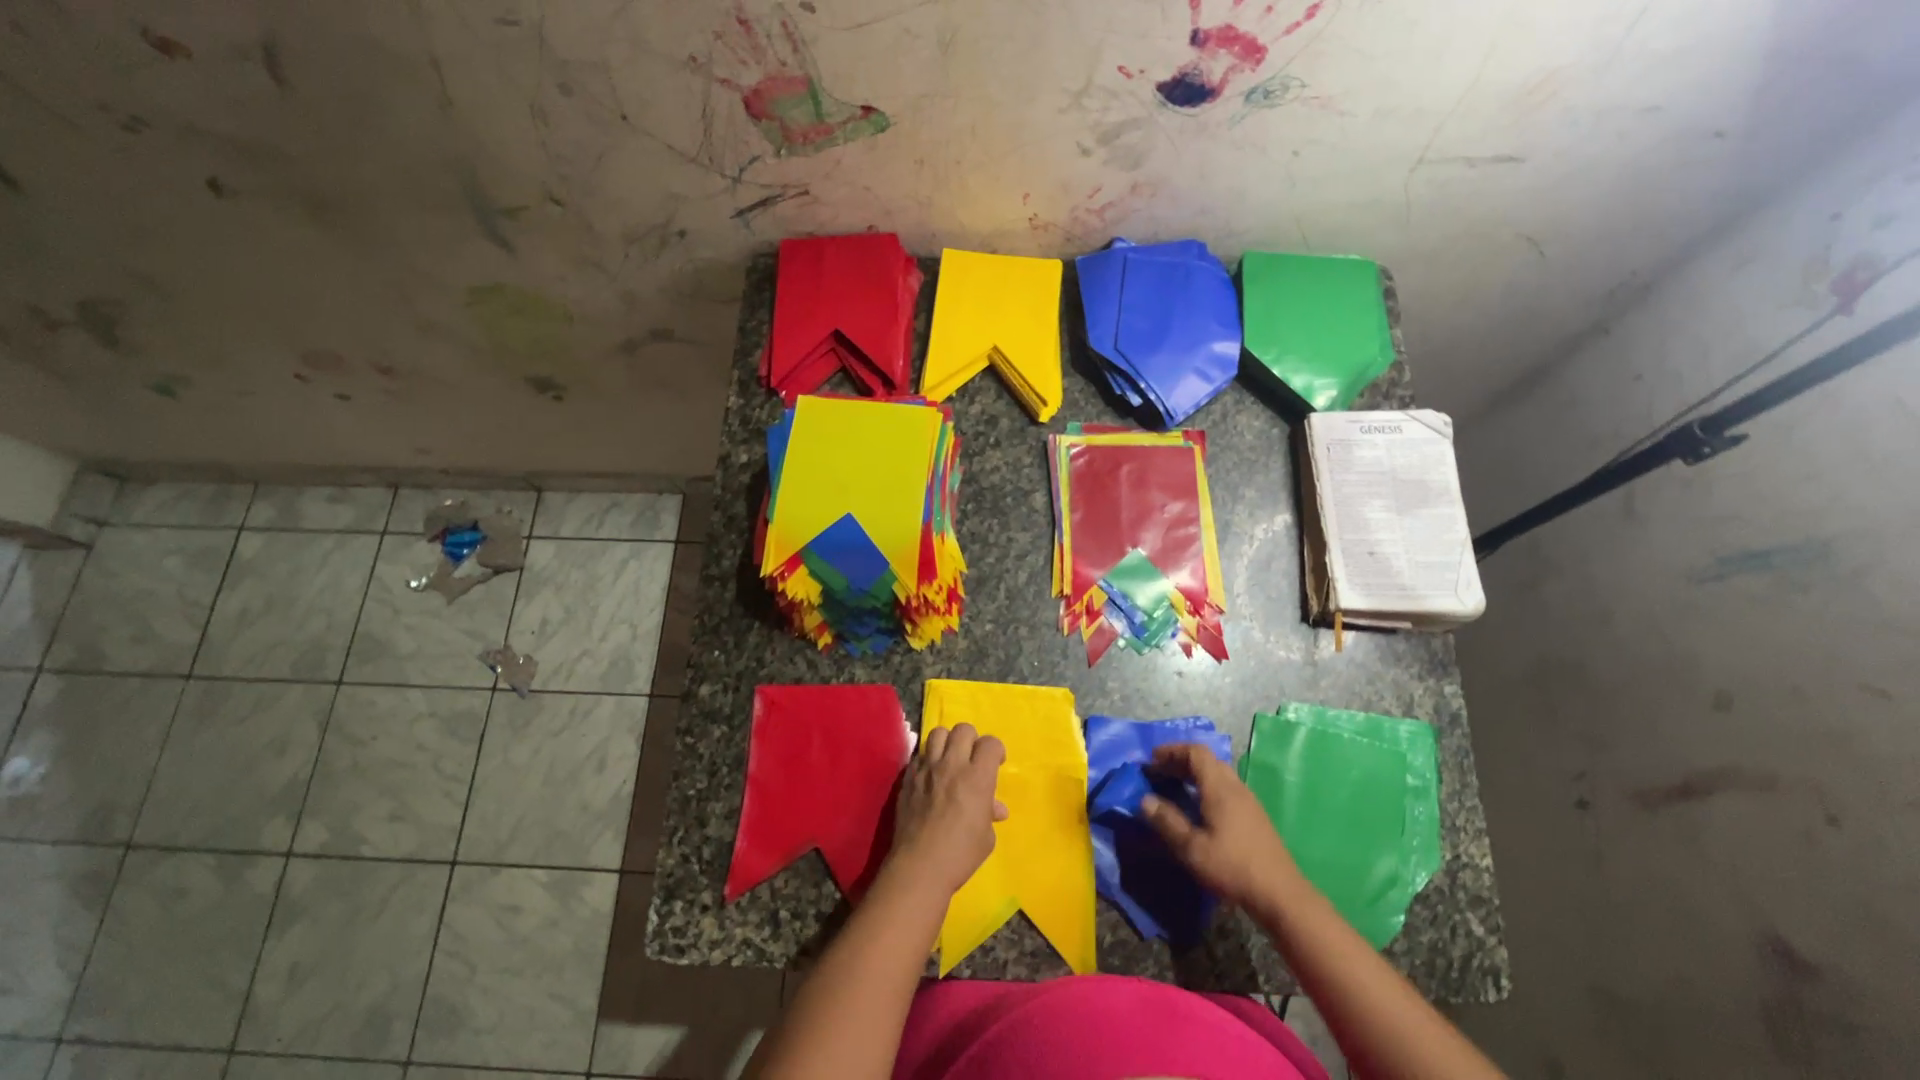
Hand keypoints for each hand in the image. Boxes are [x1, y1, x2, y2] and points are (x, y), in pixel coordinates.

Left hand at [887, 724, 1007, 895]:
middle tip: (972, 760)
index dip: (996, 751)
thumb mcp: (986, 837)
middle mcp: (952, 765)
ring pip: (937, 733)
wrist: (919, 866)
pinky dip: (928, 760)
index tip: (996, 764)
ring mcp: (927, 769)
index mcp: (977, 777)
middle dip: (972, 740)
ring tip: (949, 760)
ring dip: (947, 743)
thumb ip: (989, 813)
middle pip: (963, 730)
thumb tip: (994, 807)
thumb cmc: (961, 854)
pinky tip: (930, 777)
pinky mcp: (908, 778)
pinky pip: (919, 755)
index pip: (991, 743)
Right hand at [1140, 742, 1301, 910]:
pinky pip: (1226, 788)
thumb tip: (1145, 800)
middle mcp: (1236, 787)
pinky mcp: (1254, 815)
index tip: (1151, 760)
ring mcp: (1248, 801)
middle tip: (1158, 773)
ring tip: (1173, 788)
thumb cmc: (1232, 867)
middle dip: (1180, 761)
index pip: (1196, 752)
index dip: (1172, 750)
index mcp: (1220, 788)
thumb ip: (1167, 821)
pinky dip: (1206, 787)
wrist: (1279, 893)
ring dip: (1194, 775)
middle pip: (1207, 760)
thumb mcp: (1192, 848)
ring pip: (1218, 774)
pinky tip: (1197, 808)